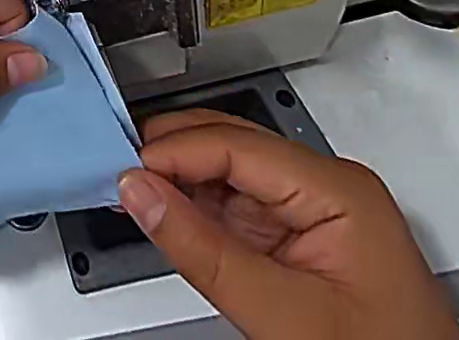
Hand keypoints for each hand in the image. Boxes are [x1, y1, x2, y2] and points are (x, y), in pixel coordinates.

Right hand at [117, 111, 458, 339]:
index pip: (233, 143)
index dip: (173, 151)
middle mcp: (322, 185)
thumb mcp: (286, 318)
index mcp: (337, 190)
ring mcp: (306, 207)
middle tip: (120, 171)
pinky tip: (167, 215)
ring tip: (136, 195)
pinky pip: (227, 200)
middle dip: (169, 153)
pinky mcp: (290, 232)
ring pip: (220, 167)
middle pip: (225, 141)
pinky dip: (191, 207)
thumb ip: (204, 250)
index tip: (126, 169)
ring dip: (175, 179)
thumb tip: (139, 190)